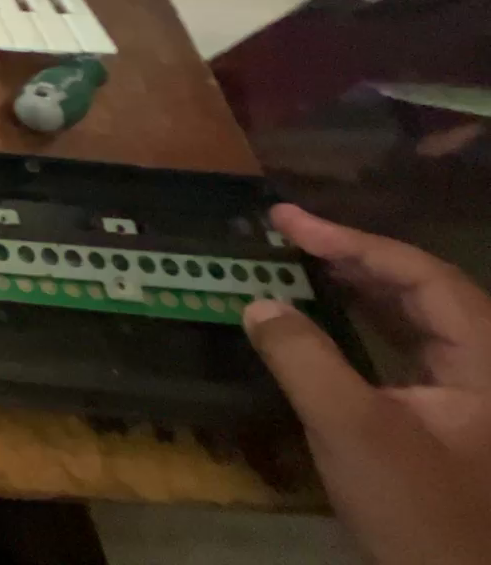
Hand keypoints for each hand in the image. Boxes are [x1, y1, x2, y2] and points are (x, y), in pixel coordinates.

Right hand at [242, 203, 490, 564]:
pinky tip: (325, 313)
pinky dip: (365, 319)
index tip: (285, 219)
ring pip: (423, 319)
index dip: (353, 241)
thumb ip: (302, 357)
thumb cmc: (423, 509)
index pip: (426, 278)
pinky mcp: (458, 420)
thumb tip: (259, 303)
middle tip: (285, 230)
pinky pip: (413, 347)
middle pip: (431, 292)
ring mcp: (480, 398)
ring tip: (299, 258)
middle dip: (355, 254)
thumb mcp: (352, 430)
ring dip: (359, 283)